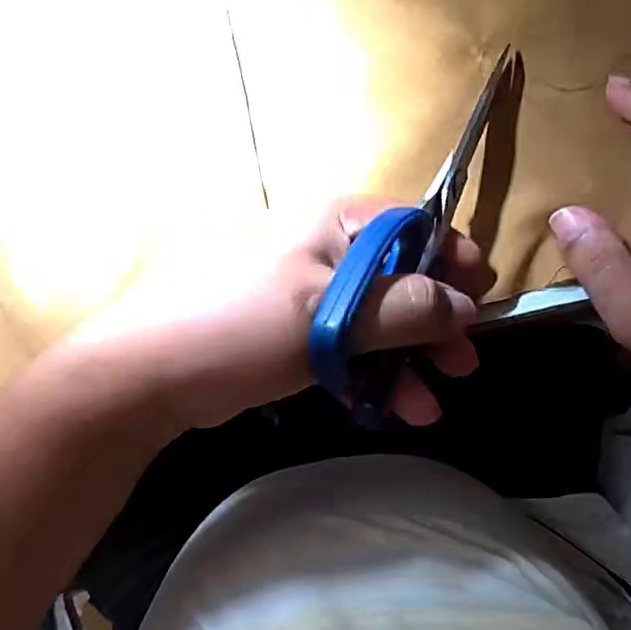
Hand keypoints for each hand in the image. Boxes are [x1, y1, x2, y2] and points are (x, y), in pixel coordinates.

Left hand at [62, 196, 493, 431]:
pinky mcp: (285, 333)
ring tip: (426, 407)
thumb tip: (464, 305)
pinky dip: (365, 373)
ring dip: (402, 361)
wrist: (150, 372)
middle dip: (432, 325)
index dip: (451, 263)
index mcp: (334, 222)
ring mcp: (302, 292)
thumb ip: (405, 308)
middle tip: (462, 366)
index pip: (414, 228)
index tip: (479, 305)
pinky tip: (385, 406)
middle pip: (397, 279)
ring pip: (371, 320)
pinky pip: (340, 346)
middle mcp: (321, 248)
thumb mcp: (332, 313)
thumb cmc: (243, 327)